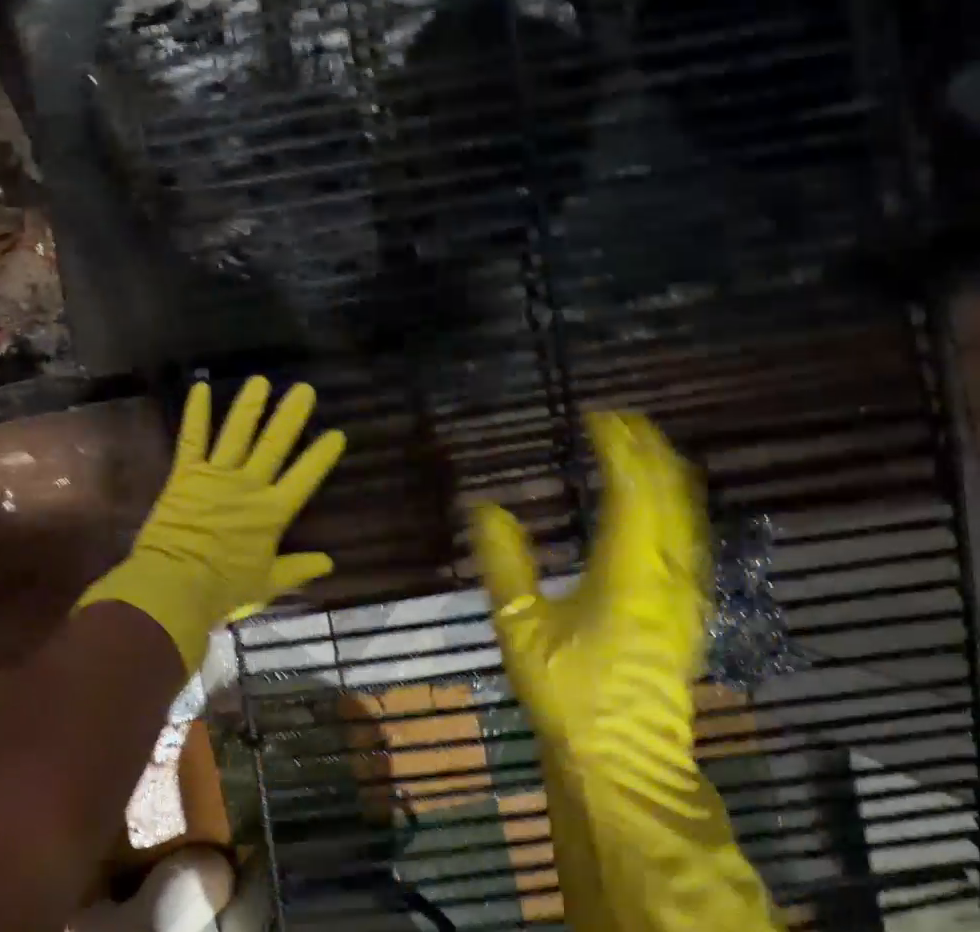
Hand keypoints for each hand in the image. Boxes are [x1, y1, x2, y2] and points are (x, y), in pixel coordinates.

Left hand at [77, 377, 346, 672]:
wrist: (177, 583)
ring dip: (250, 405)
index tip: (337, 433)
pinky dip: (195, 413)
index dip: (321, 456)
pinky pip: (192, 438)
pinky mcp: (185, 474)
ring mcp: (216, 477)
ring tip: (261, 380)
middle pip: (274, 446)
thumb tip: (329, 562)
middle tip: (304, 389)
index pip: (305, 478)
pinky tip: (200, 387)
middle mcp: (248, 487)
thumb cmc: (223, 588)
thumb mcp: (267, 582)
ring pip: (237, 434)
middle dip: (290, 416)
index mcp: (272, 514)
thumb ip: (297, 569)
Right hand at [473, 412, 709, 764]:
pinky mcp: (687, 613)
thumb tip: (485, 507)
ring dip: (666, 476)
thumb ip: (504, 562)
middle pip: (671, 497)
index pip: (631, 493)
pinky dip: (674, 507)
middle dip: (649, 451)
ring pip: (688, 518)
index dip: (617, 449)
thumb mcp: (520, 625)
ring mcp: (686, 596)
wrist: (623, 758)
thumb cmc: (566, 690)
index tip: (597, 415)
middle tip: (620, 419)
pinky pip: (688, 540)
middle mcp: (669, 576)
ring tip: (642, 448)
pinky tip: (660, 506)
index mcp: (629, 574)